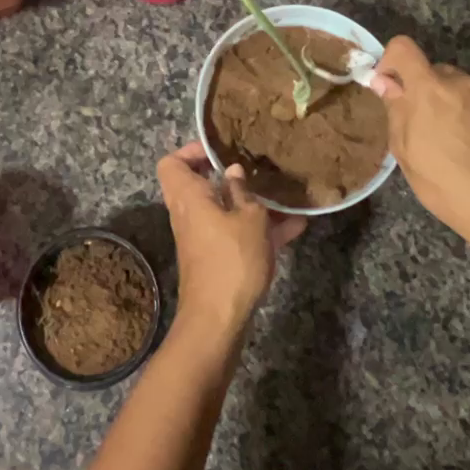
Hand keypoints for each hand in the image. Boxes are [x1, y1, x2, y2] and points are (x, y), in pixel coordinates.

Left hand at [156, 143, 306, 336]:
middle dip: (230, 175)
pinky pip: (237, 232)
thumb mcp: (249, 219)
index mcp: (189, 196)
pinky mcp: (218, 258)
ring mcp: (203, 237)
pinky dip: (260, 228)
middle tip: (256, 168)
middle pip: (201, 185)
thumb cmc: (232, 260)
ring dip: (251, 202)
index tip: (221, 150)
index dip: (191, 151)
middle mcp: (190, 213)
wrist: (219, 319)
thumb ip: (243, 192)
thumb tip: (234, 171)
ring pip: (224, 209)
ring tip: (285, 194)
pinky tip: (297, 224)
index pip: (172, 163)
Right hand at [369, 36, 469, 252]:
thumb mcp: (406, 153)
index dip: (392, 60)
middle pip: (436, 72)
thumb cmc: (445, 184)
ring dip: (454, 104)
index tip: (390, 84)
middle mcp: (462, 83)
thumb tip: (384, 81)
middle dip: (427, 91)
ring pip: (463, 89)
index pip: (403, 48)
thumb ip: (396, 110)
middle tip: (426, 127)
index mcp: (429, 89)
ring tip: (459, 142)